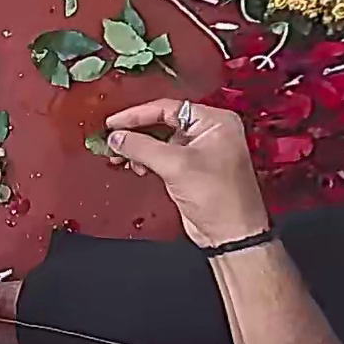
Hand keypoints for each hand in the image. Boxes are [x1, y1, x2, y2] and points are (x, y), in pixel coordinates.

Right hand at [106, 100, 270, 246]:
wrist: (231, 235)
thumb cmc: (219, 198)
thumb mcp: (176, 166)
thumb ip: (141, 147)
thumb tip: (117, 137)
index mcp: (214, 121)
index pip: (168, 108)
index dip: (137, 114)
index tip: (114, 122)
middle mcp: (209, 131)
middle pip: (162, 122)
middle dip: (136, 132)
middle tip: (113, 138)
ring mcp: (200, 150)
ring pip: (160, 140)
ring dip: (138, 148)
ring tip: (119, 155)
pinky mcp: (191, 168)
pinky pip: (162, 155)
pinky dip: (146, 159)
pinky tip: (134, 166)